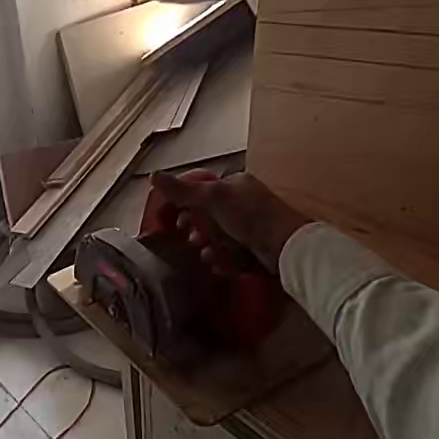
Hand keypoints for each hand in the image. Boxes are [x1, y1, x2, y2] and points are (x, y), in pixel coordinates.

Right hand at [149, 170, 312, 268]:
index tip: (177, 219)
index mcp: (235, 185)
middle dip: (196, 229)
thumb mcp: (213, 198)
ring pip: (217, 237)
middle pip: (208, 216)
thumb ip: (183, 190)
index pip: (203, 191)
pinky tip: (219, 264)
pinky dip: (222, 259)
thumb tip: (152, 175)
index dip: (186, 205)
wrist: (286, 247)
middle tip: (192, 238)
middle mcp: (243, 203)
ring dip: (208, 247)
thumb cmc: (250, 216)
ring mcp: (250, 227)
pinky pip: (229, 253)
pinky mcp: (254, 248)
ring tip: (206, 253)